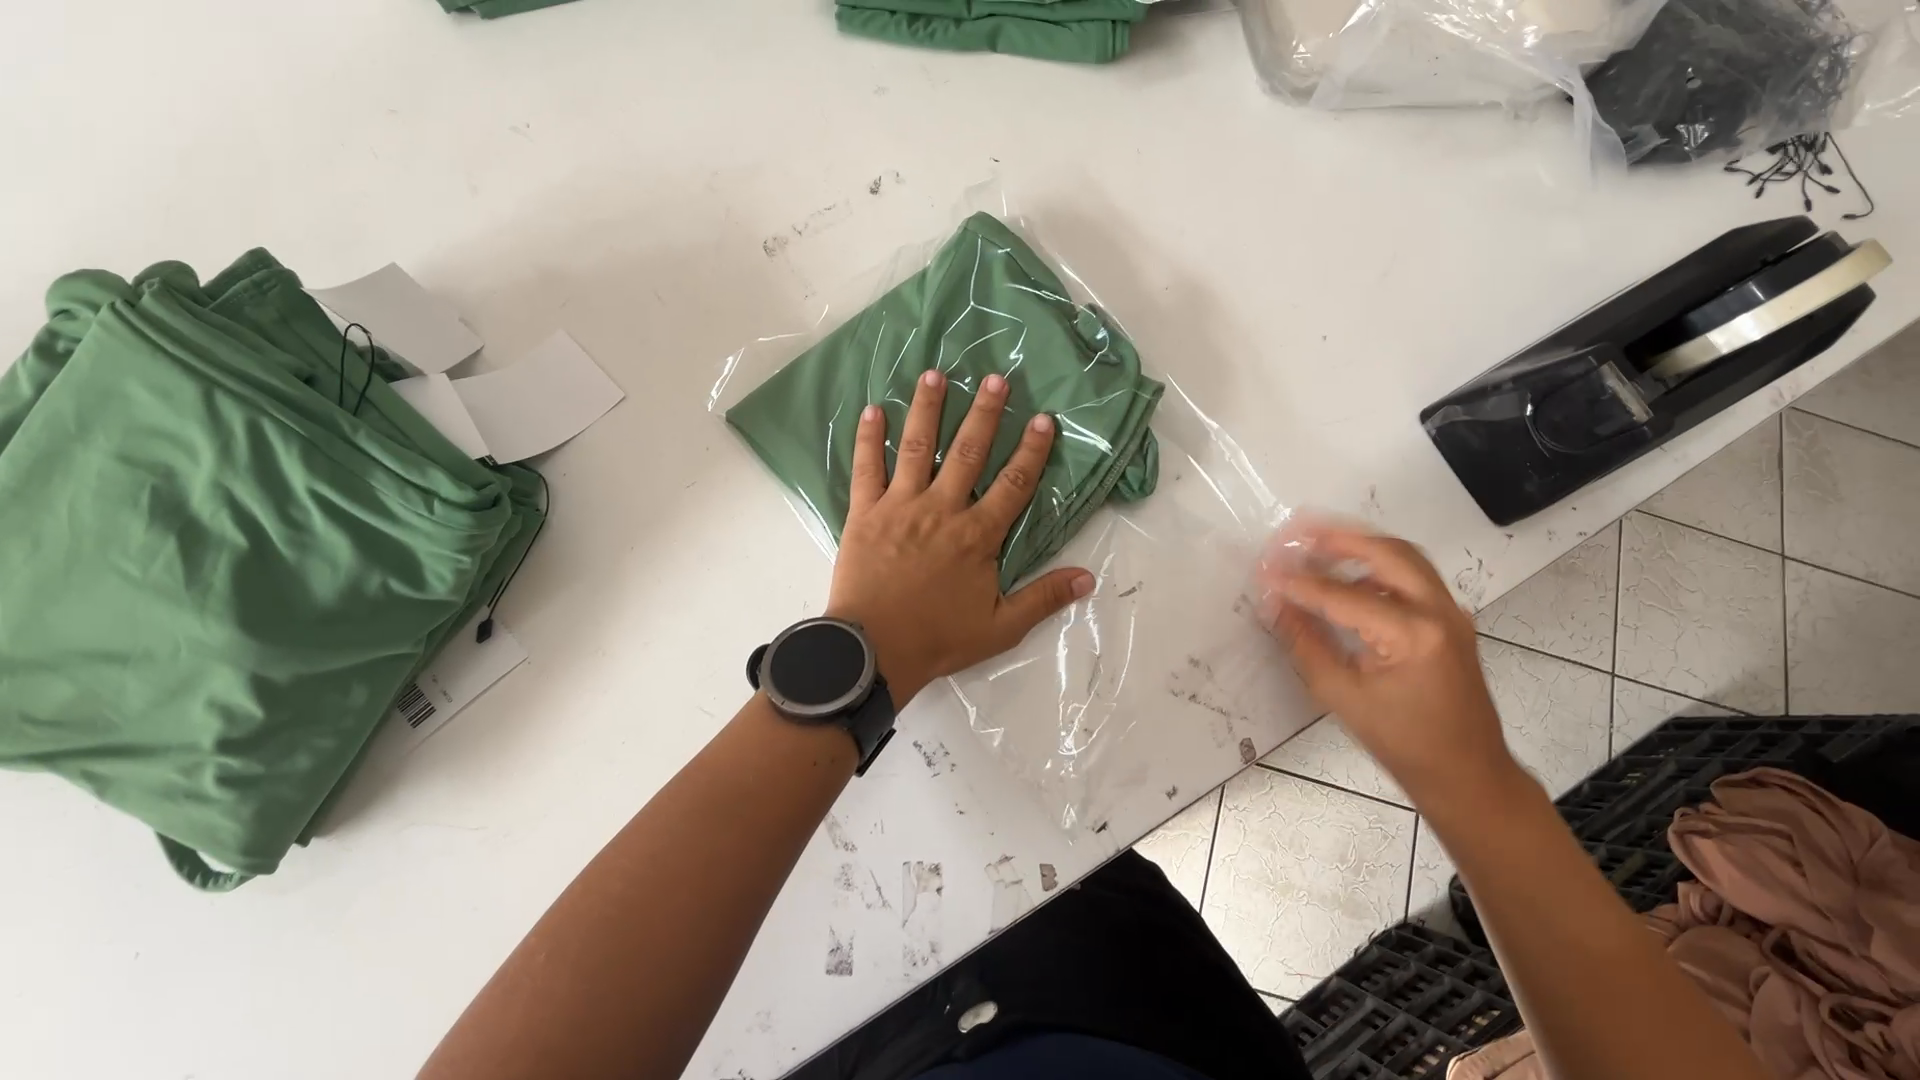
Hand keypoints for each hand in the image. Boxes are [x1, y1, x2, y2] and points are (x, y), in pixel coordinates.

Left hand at [827, 369, 1094, 704]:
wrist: (874, 651)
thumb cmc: (939, 640)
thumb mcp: (1001, 627)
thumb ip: (1043, 598)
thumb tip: (1088, 578)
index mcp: (977, 535)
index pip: (1013, 484)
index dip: (1031, 451)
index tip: (1044, 419)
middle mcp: (941, 510)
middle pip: (967, 452)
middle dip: (984, 413)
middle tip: (996, 379)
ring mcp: (900, 507)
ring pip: (916, 448)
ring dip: (927, 409)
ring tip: (934, 374)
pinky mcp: (864, 513)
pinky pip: (866, 469)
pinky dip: (868, 438)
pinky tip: (872, 410)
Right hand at [1257, 519, 1521, 805]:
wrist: (1467, 772)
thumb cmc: (1403, 743)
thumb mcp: (1342, 696)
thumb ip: (1306, 644)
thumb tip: (1276, 606)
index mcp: (1413, 634)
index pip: (1343, 595)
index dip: (1299, 583)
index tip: (1264, 572)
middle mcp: (1439, 612)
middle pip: (1385, 553)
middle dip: (1337, 538)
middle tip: (1295, 533)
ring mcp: (1451, 613)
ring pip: (1403, 557)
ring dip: (1359, 545)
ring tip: (1316, 543)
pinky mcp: (1450, 620)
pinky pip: (1412, 577)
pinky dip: (1377, 566)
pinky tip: (1345, 575)